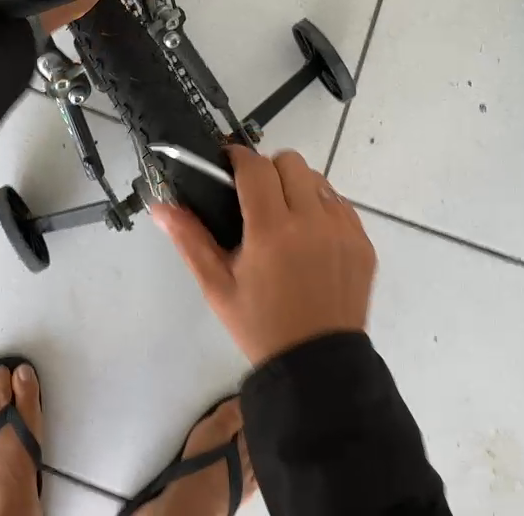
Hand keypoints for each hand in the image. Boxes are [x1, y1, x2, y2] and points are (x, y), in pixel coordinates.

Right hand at [151, 147, 376, 365]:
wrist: (317, 366)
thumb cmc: (260, 325)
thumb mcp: (217, 286)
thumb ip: (190, 240)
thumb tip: (160, 207)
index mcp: (272, 230)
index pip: (255, 167)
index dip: (238, 158)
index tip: (227, 165)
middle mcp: (312, 222)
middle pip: (290, 162)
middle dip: (268, 170)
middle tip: (254, 197)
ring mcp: (343, 231)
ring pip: (317, 179)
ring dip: (297, 187)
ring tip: (284, 217)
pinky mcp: (363, 243)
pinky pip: (340, 204)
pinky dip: (321, 209)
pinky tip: (309, 238)